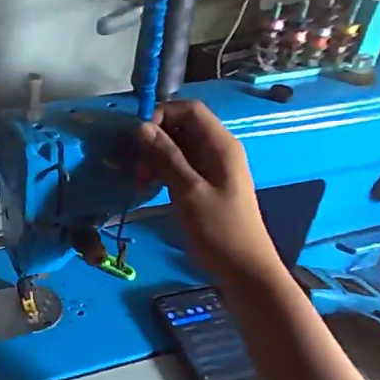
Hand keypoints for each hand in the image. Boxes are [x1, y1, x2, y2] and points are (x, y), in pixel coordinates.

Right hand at [137, 100, 285, 287]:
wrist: (244, 270)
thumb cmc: (219, 230)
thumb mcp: (188, 192)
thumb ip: (166, 157)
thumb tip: (141, 127)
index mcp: (221, 145)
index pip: (189, 109)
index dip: (162, 115)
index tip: (139, 139)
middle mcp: (219, 150)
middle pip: (183, 126)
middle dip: (155, 138)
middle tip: (135, 164)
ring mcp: (214, 168)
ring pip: (180, 147)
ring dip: (156, 157)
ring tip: (140, 180)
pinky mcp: (207, 186)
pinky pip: (182, 166)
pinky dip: (164, 171)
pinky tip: (149, 188)